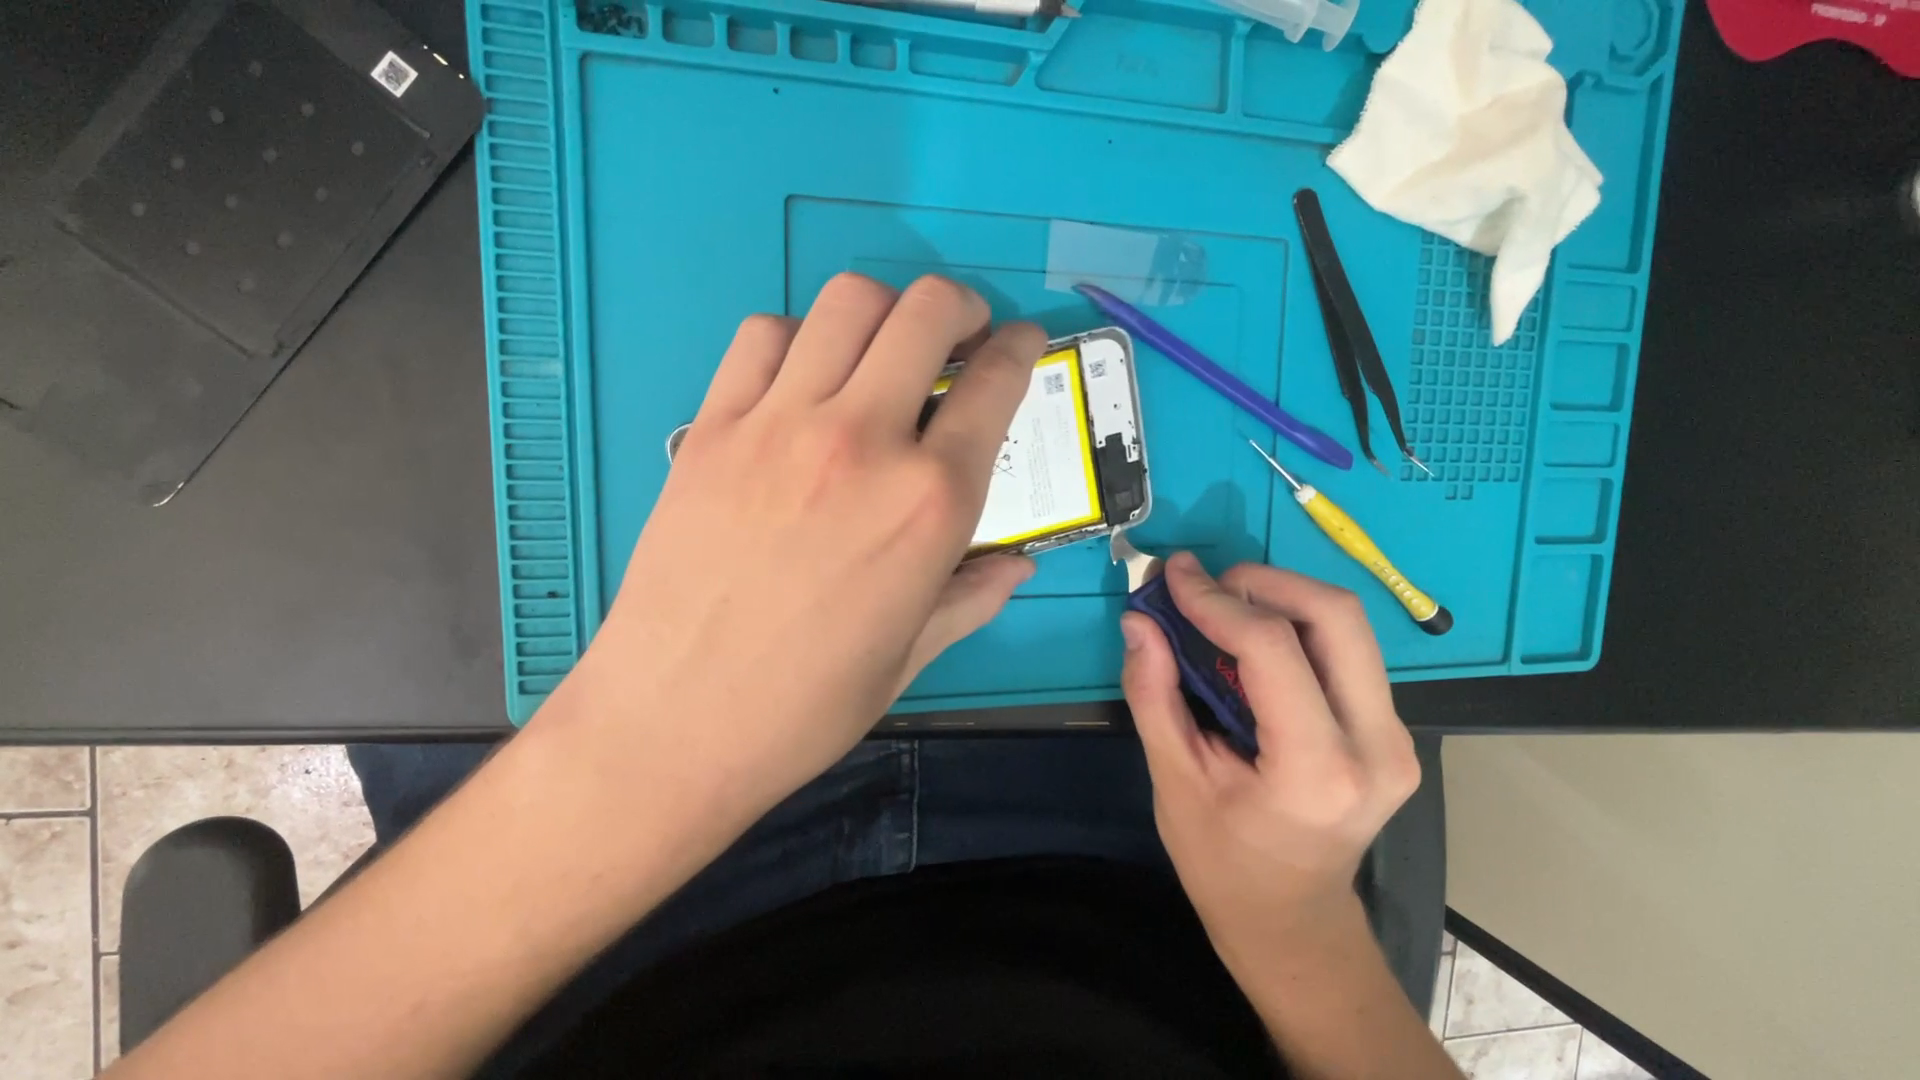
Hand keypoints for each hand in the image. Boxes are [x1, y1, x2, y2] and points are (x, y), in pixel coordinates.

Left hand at [553, 273, 1043, 821]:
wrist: (673, 722)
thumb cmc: (807, 706)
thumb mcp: (910, 656)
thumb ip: (972, 596)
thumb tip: (1018, 565)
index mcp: (932, 503)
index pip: (996, 384)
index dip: (1022, 348)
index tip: (1023, 343)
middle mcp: (864, 441)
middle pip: (928, 311)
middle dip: (962, 307)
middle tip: (962, 334)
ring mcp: (780, 425)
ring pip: (847, 303)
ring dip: (884, 311)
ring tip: (884, 348)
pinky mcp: (712, 427)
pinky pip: (763, 336)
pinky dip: (798, 338)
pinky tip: (803, 378)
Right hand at [1120, 555, 1420, 963]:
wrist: (1291, 918)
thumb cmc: (1223, 863)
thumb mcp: (1174, 781)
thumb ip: (1154, 695)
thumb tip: (1139, 621)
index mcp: (1317, 769)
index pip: (1274, 648)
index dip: (1216, 601)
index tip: (1171, 578)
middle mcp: (1377, 745)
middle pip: (1336, 617)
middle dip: (1264, 581)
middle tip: (1206, 585)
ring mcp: (1395, 736)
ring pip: (1348, 626)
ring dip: (1282, 598)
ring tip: (1222, 606)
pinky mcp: (1391, 729)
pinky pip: (1347, 651)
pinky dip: (1296, 626)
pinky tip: (1250, 639)